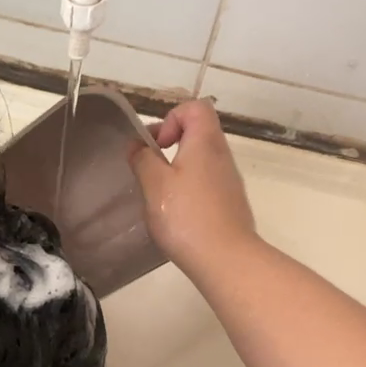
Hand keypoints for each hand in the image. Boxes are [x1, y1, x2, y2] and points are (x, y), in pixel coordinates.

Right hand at [128, 99, 257, 275]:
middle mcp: (222, 155)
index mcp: (205, 142)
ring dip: (176, 170)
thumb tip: (137, 145)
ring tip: (158, 196)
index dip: (170, 119)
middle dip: (169, 145)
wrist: (225, 258)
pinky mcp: (229, 203)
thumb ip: (143, 160)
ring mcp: (228, 181)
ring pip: (200, 160)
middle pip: (198, 133)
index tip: (155, 147)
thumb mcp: (154, 185)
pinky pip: (205, 183)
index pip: (194, 107)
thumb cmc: (186, 216)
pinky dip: (188, 190)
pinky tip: (175, 215)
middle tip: (148, 170)